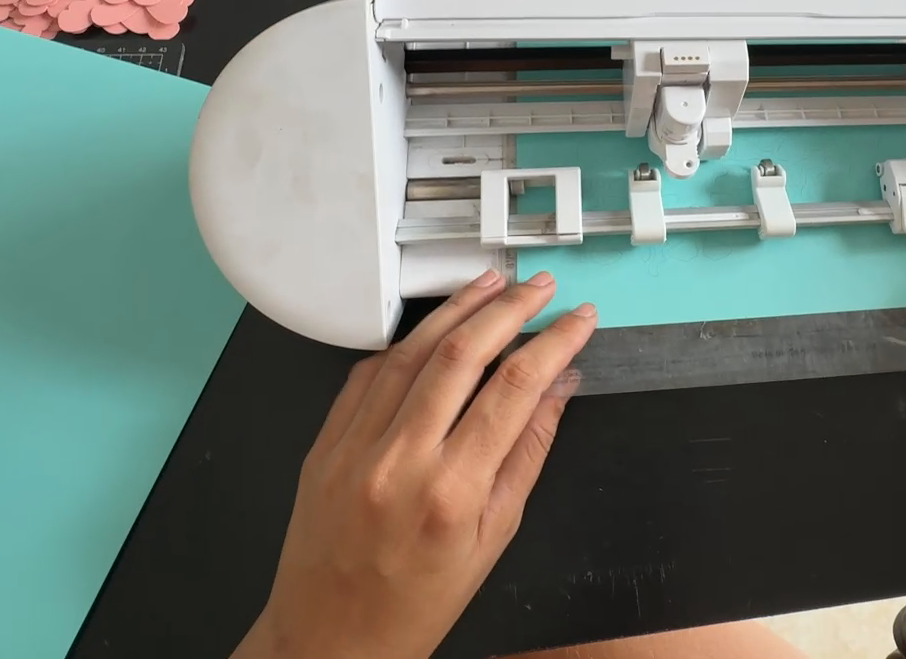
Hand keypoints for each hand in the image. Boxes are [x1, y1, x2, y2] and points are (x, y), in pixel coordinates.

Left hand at [234, 270, 597, 658]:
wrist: (326, 641)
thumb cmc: (421, 601)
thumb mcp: (496, 535)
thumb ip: (529, 450)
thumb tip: (562, 385)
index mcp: (452, 492)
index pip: (515, 389)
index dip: (555, 342)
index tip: (579, 319)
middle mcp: (400, 460)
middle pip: (462, 354)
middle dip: (510, 308)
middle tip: (541, 287)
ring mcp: (355, 445)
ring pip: (414, 350)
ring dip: (459, 306)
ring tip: (494, 282)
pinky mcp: (326, 439)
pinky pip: (370, 370)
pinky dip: (410, 340)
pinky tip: (437, 322)